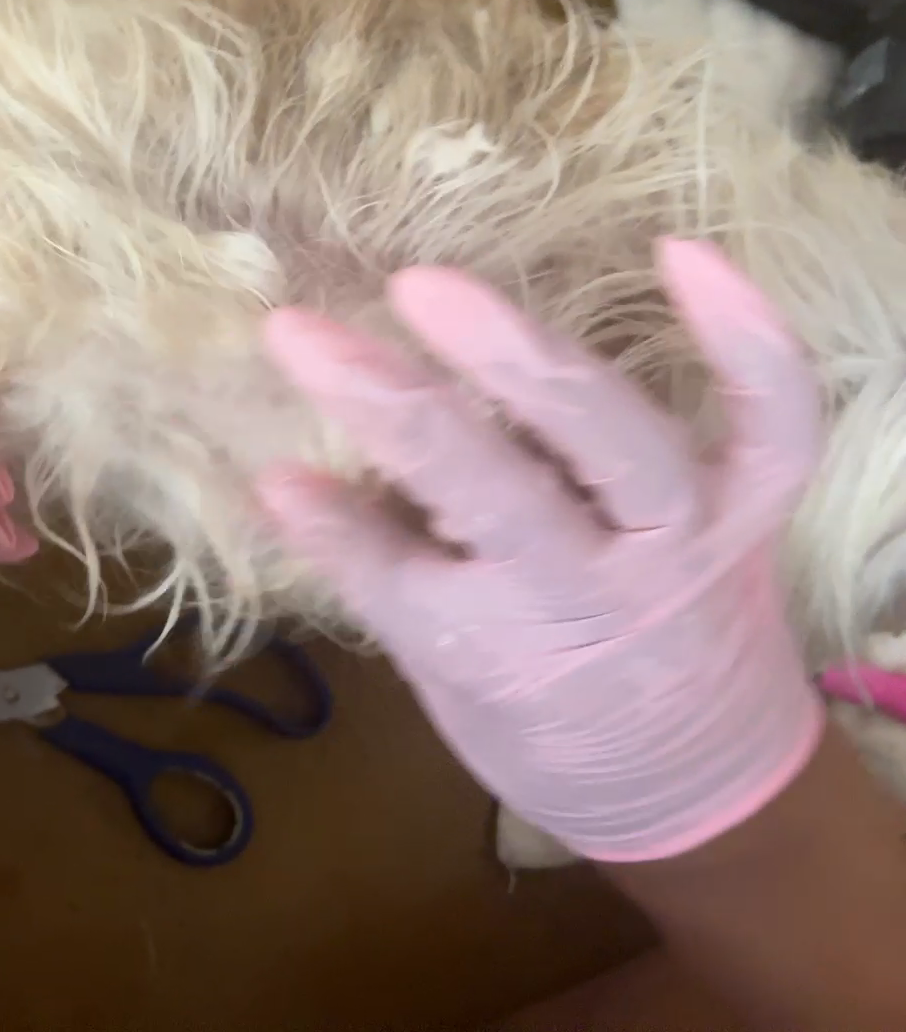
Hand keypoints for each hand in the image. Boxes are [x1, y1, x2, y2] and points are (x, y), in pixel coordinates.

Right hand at [257, 239, 825, 861]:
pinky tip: (679, 254)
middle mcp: (594, 589)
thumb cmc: (531, 720)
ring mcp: (687, 542)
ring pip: (611, 439)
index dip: (320, 512)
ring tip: (423, 291)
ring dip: (515, 357)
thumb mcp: (427, 659)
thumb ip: (359, 560)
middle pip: (486, 485)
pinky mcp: (753, 510)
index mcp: (496, 641)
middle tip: (303, 335)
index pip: (387, 564)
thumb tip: (276, 481)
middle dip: (387, 403)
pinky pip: (771, 420)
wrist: (693, 776)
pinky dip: (741, 338)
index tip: (261, 465)